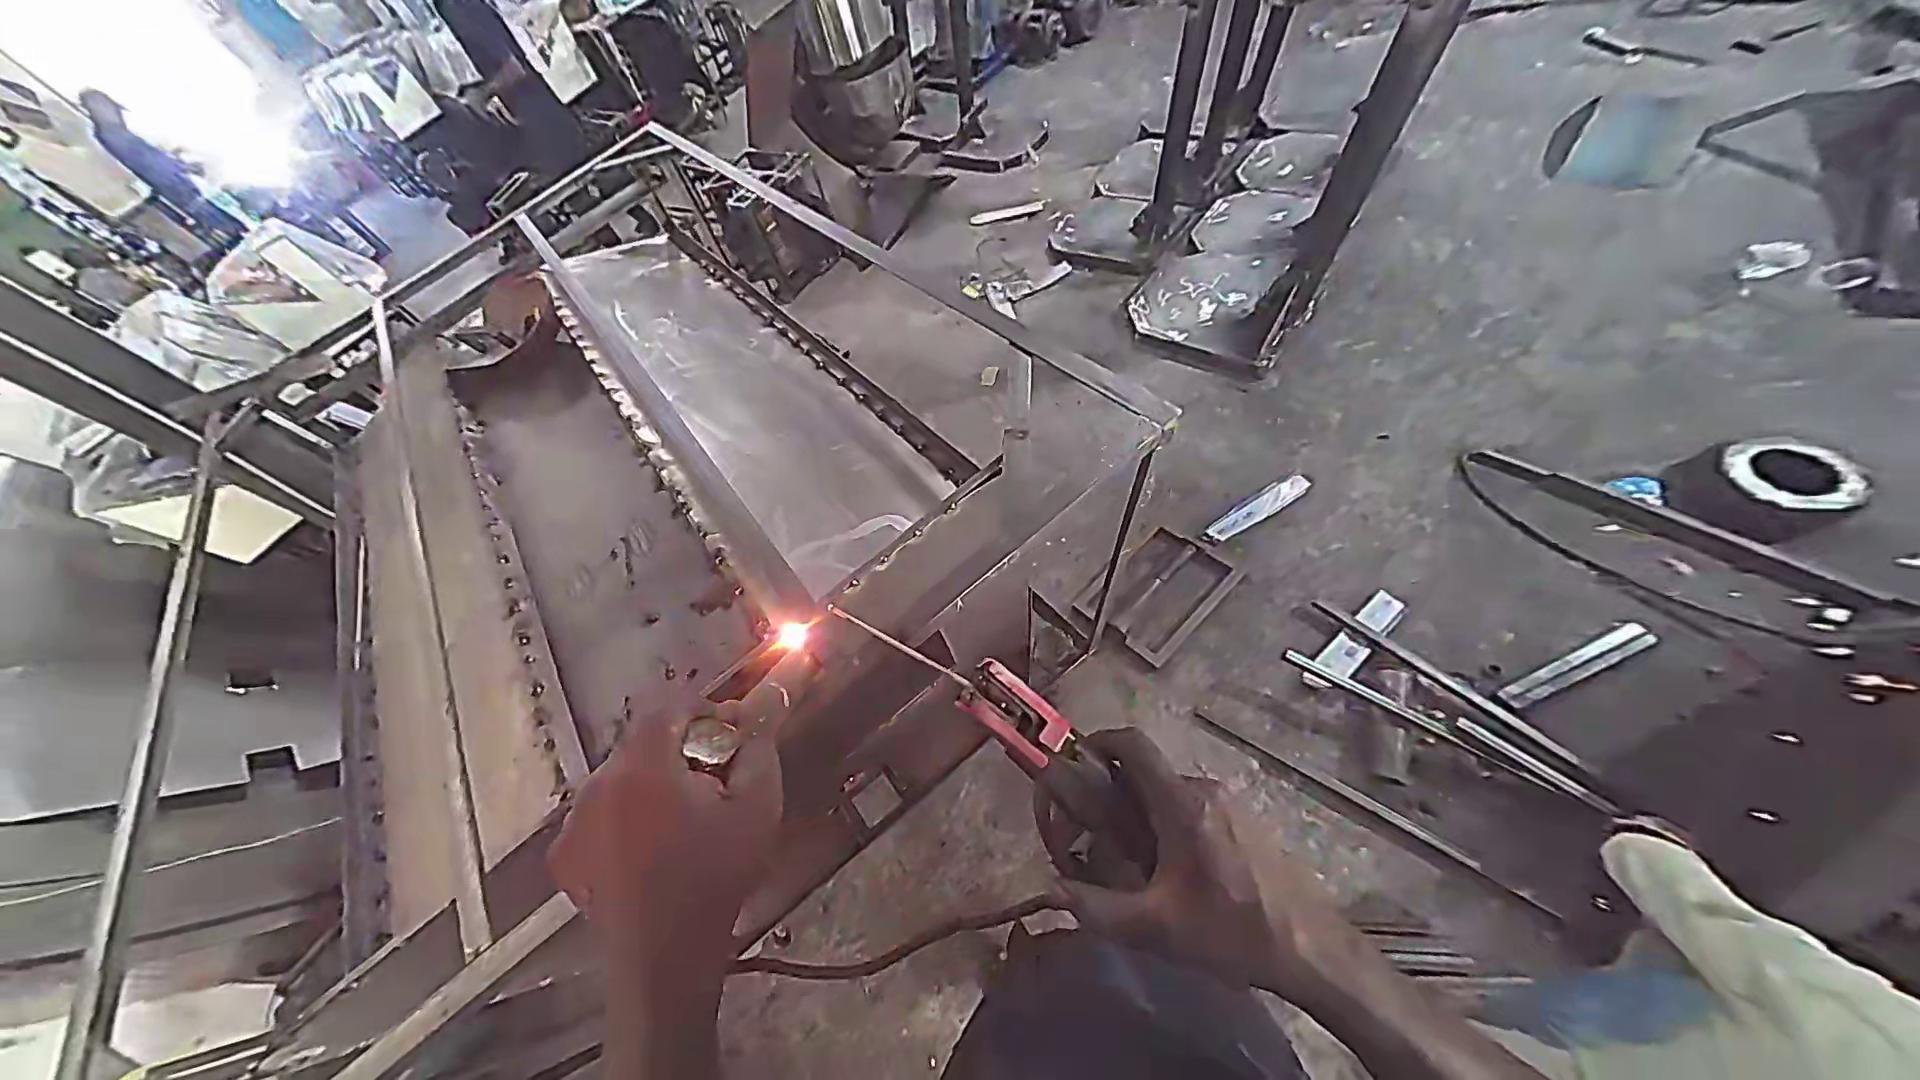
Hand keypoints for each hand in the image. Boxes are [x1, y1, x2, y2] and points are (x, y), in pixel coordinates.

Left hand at [547, 711, 782, 968]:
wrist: (667, 957)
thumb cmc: (717, 872)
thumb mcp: (757, 801)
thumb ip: (759, 740)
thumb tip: (772, 691)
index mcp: (640, 768)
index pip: (667, 705)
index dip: (703, 712)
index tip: (729, 739)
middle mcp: (596, 785)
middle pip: (645, 739)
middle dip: (684, 748)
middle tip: (716, 781)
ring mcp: (573, 821)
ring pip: (624, 773)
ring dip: (657, 779)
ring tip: (688, 817)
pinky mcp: (563, 853)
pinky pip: (603, 808)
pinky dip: (630, 811)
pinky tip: (656, 843)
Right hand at [1056, 729, 1355, 996]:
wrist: (1315, 951)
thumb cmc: (1233, 931)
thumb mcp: (1158, 928)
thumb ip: (1097, 909)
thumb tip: (1055, 890)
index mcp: (1181, 803)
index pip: (1133, 745)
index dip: (1099, 741)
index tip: (1078, 762)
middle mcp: (1204, 789)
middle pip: (1146, 772)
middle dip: (1116, 795)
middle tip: (1101, 835)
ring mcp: (1228, 802)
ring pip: (1169, 791)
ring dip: (1145, 813)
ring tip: (1140, 862)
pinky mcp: (1244, 819)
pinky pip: (1193, 805)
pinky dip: (1171, 822)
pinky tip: (1178, 870)